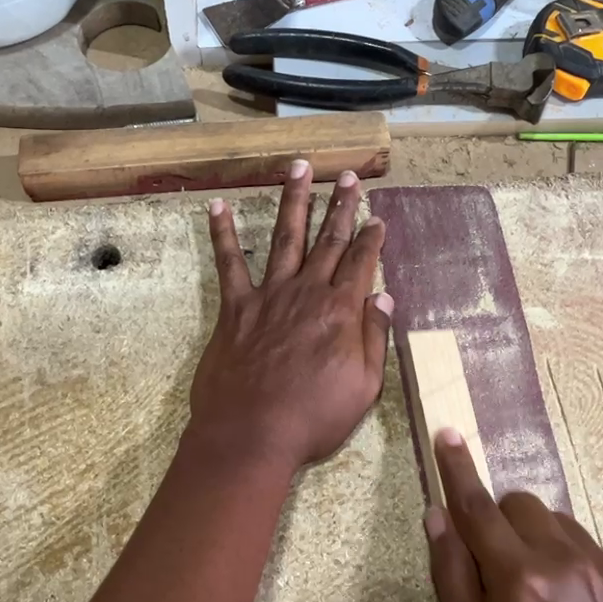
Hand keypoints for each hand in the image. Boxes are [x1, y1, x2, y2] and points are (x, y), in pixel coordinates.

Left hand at [187, 161, 392, 471]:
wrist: (252, 433)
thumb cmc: (313, 418)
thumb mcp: (365, 387)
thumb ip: (374, 338)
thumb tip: (384, 298)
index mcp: (342, 312)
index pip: (362, 263)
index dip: (371, 238)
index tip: (377, 216)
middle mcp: (308, 293)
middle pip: (329, 240)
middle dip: (341, 206)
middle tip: (348, 176)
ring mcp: (270, 295)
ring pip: (285, 237)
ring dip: (294, 201)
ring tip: (300, 168)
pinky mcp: (236, 308)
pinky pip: (229, 263)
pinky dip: (223, 233)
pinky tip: (218, 206)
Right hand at [425, 429, 602, 601]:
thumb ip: (451, 577)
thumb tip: (437, 515)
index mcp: (517, 579)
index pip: (478, 507)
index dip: (458, 470)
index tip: (449, 434)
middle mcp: (565, 561)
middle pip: (522, 506)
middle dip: (502, 522)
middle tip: (498, 569)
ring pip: (560, 526)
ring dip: (540, 543)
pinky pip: (595, 555)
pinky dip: (577, 570)